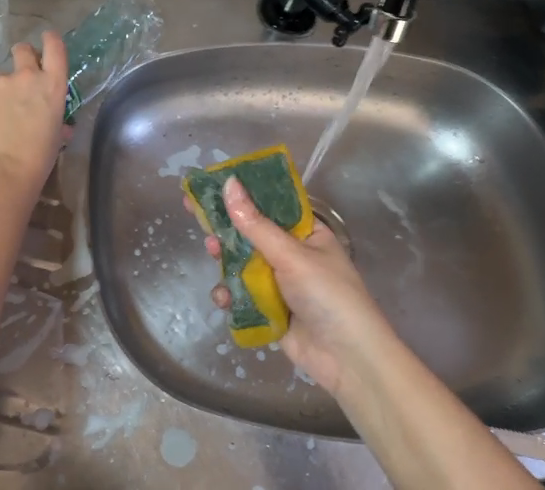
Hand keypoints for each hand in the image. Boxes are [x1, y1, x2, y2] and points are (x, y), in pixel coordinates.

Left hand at [0, 32, 70, 192]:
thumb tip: (59, 124)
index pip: (55, 47)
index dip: (50, 40)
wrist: (4, 171)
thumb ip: (57, 119)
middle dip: (21, 56)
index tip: (46, 39)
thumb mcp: (57, 134)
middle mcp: (27, 75)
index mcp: (52, 84)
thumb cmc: (38, 157)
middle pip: (22, 49)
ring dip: (1, 89)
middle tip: (19, 76)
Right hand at [200, 177, 392, 394]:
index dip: (242, 193)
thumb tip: (229, 184)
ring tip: (211, 253)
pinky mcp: (269, 309)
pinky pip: (242, 294)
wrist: (348, 360)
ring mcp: (279, 283)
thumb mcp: (291, 255)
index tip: (211, 184)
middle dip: (225, 226)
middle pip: (250, 233)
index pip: (270, 205)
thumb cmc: (328, 296)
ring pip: (241, 263)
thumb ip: (255, 224)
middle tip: (195, 213)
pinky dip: (230, 293)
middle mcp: (292, 255)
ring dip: (224, 259)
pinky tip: (223, 297)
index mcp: (306, 234)